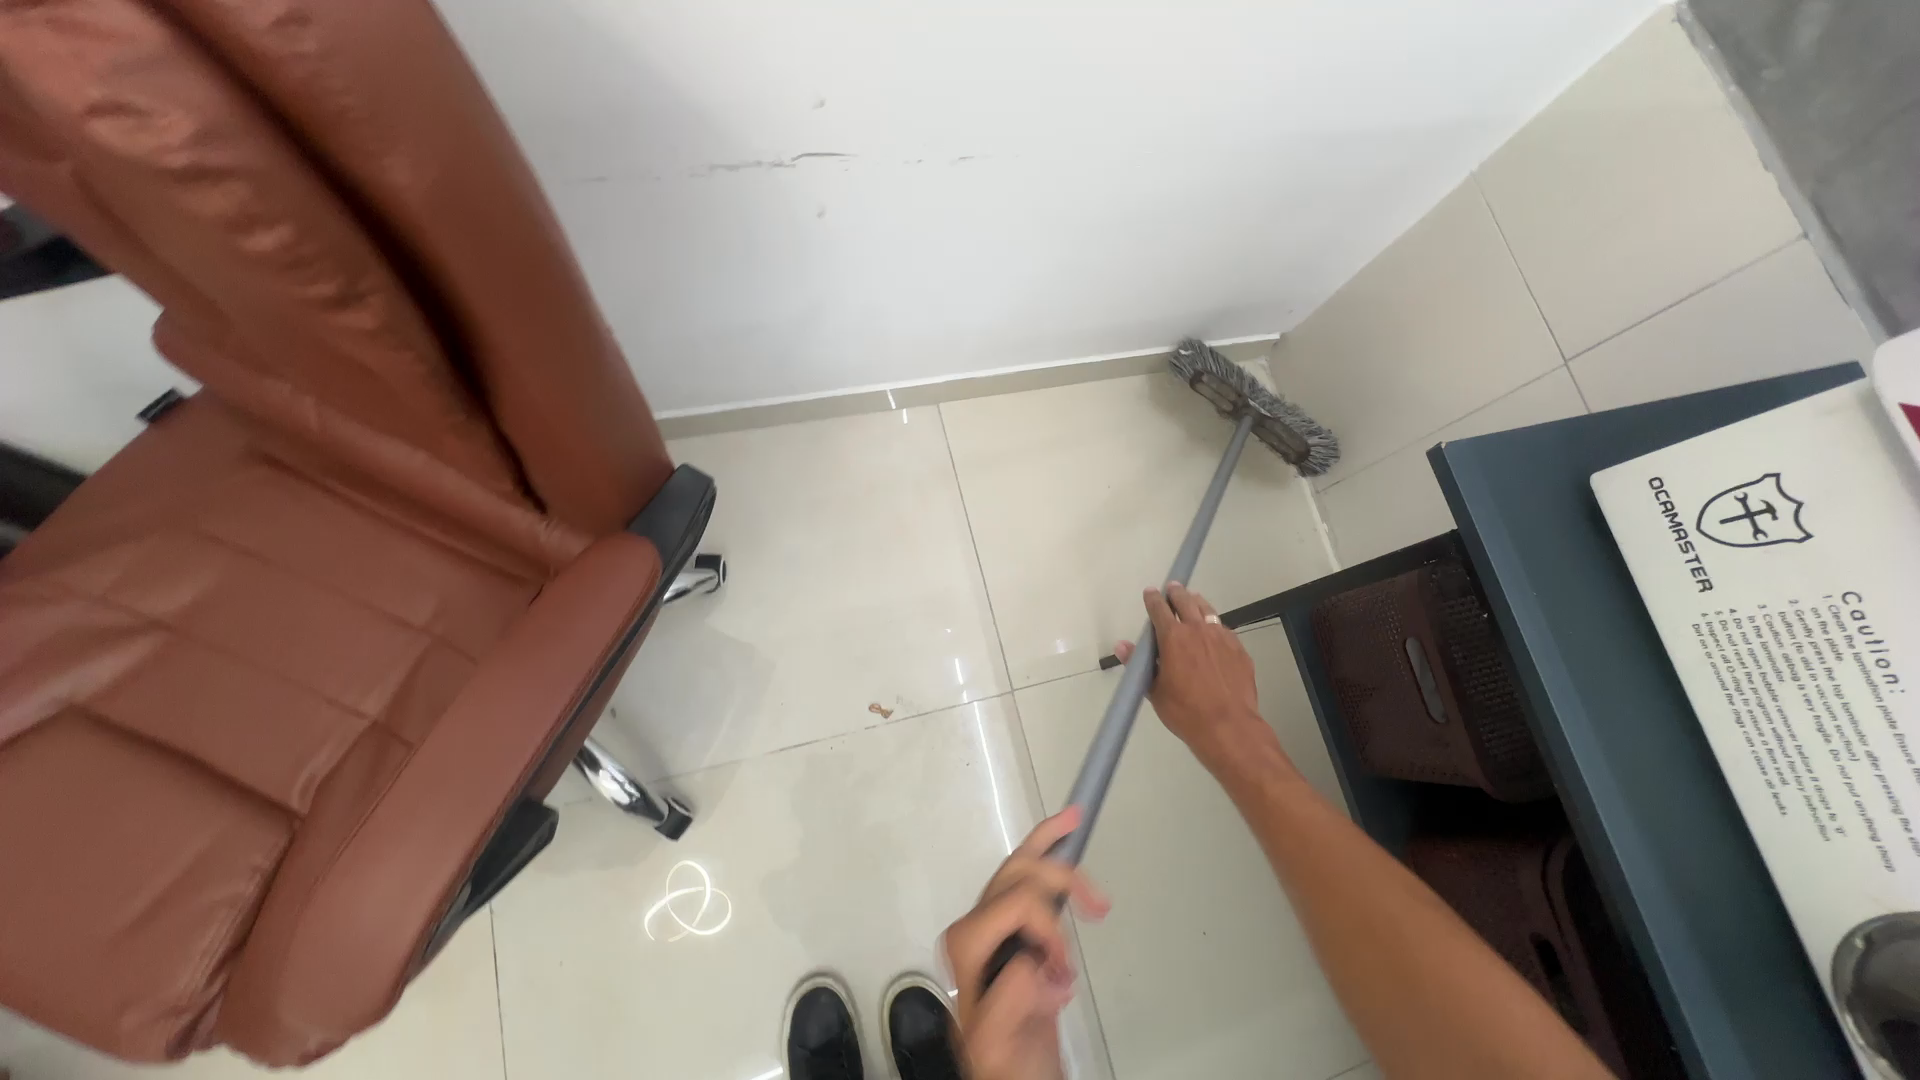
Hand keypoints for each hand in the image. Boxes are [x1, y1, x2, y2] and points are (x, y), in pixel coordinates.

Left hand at [943, 807, 1109, 1079]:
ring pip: (1020, 863)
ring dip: (1056, 856)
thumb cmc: (1007, 1065)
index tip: (1065, 970)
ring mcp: (988, 922)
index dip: (1050, 929)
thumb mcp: (999, 1045)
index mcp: (967, 948)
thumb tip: (1032, 961)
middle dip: (1062, 883)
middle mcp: (973, 927)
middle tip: (1098, 909)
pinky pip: (1024, 871)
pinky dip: (1046, 843)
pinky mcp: (1007, 924)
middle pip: (1019, 875)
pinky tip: (1066, 825)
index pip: (1015, 904)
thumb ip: (1009, 1001)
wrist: (1013, 1075)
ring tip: (1079, 829)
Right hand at [1115, 583, 1282, 770]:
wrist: (1228, 725)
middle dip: (1176, 593)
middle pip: (1185, 602)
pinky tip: (1214, 631)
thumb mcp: (1154, 690)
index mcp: (1173, 638)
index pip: (1159, 609)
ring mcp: (1222, 638)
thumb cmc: (1185, 711)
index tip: (1151, 592)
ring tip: (1193, 599)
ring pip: (1207, 611)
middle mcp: (1197, 630)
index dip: (1153, 599)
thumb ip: (1139, 664)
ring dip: (1197, 603)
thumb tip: (1122, 646)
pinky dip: (1215, 624)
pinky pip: (1224, 629)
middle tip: (1172, 588)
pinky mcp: (1239, 649)